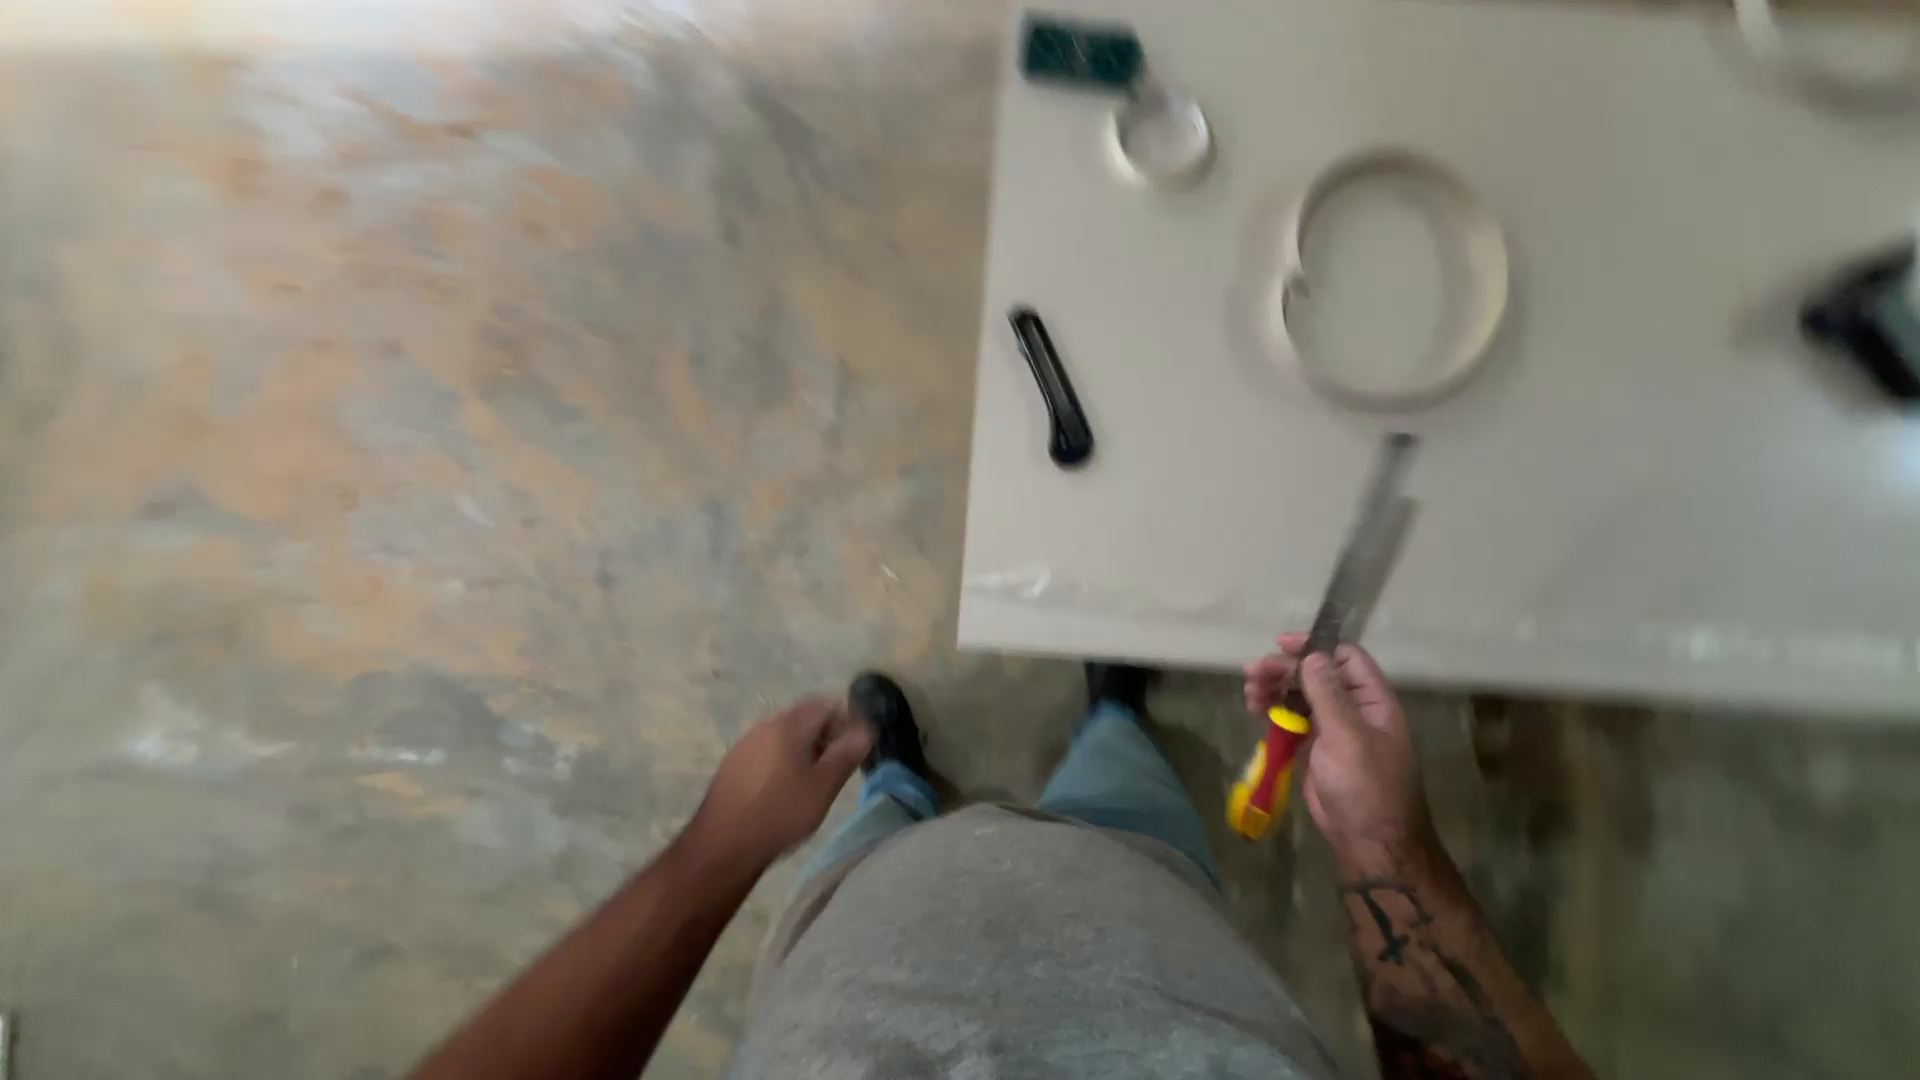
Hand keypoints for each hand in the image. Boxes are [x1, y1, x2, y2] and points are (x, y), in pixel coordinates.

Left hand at [685, 698, 873, 871]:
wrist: (723, 845)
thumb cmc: (781, 812)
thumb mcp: (824, 786)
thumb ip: (847, 753)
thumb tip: (867, 728)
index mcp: (790, 724)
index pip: (827, 704)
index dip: (848, 720)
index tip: (857, 746)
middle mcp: (766, 725)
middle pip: (805, 717)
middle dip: (827, 734)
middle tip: (839, 764)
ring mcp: (746, 743)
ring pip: (785, 734)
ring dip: (805, 747)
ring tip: (814, 779)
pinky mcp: (733, 763)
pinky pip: (768, 750)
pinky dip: (784, 759)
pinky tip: (785, 787)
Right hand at [1244, 635, 1434, 875]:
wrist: (1367, 840)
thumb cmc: (1365, 786)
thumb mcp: (1348, 736)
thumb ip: (1328, 694)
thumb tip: (1313, 655)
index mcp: (1372, 701)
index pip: (1345, 658)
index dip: (1314, 647)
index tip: (1281, 645)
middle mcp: (1353, 709)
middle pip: (1315, 675)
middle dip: (1283, 670)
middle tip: (1252, 673)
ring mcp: (1332, 729)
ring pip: (1298, 696)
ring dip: (1273, 688)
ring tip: (1249, 692)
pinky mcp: (1314, 747)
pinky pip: (1291, 719)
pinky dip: (1272, 710)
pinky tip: (1254, 708)